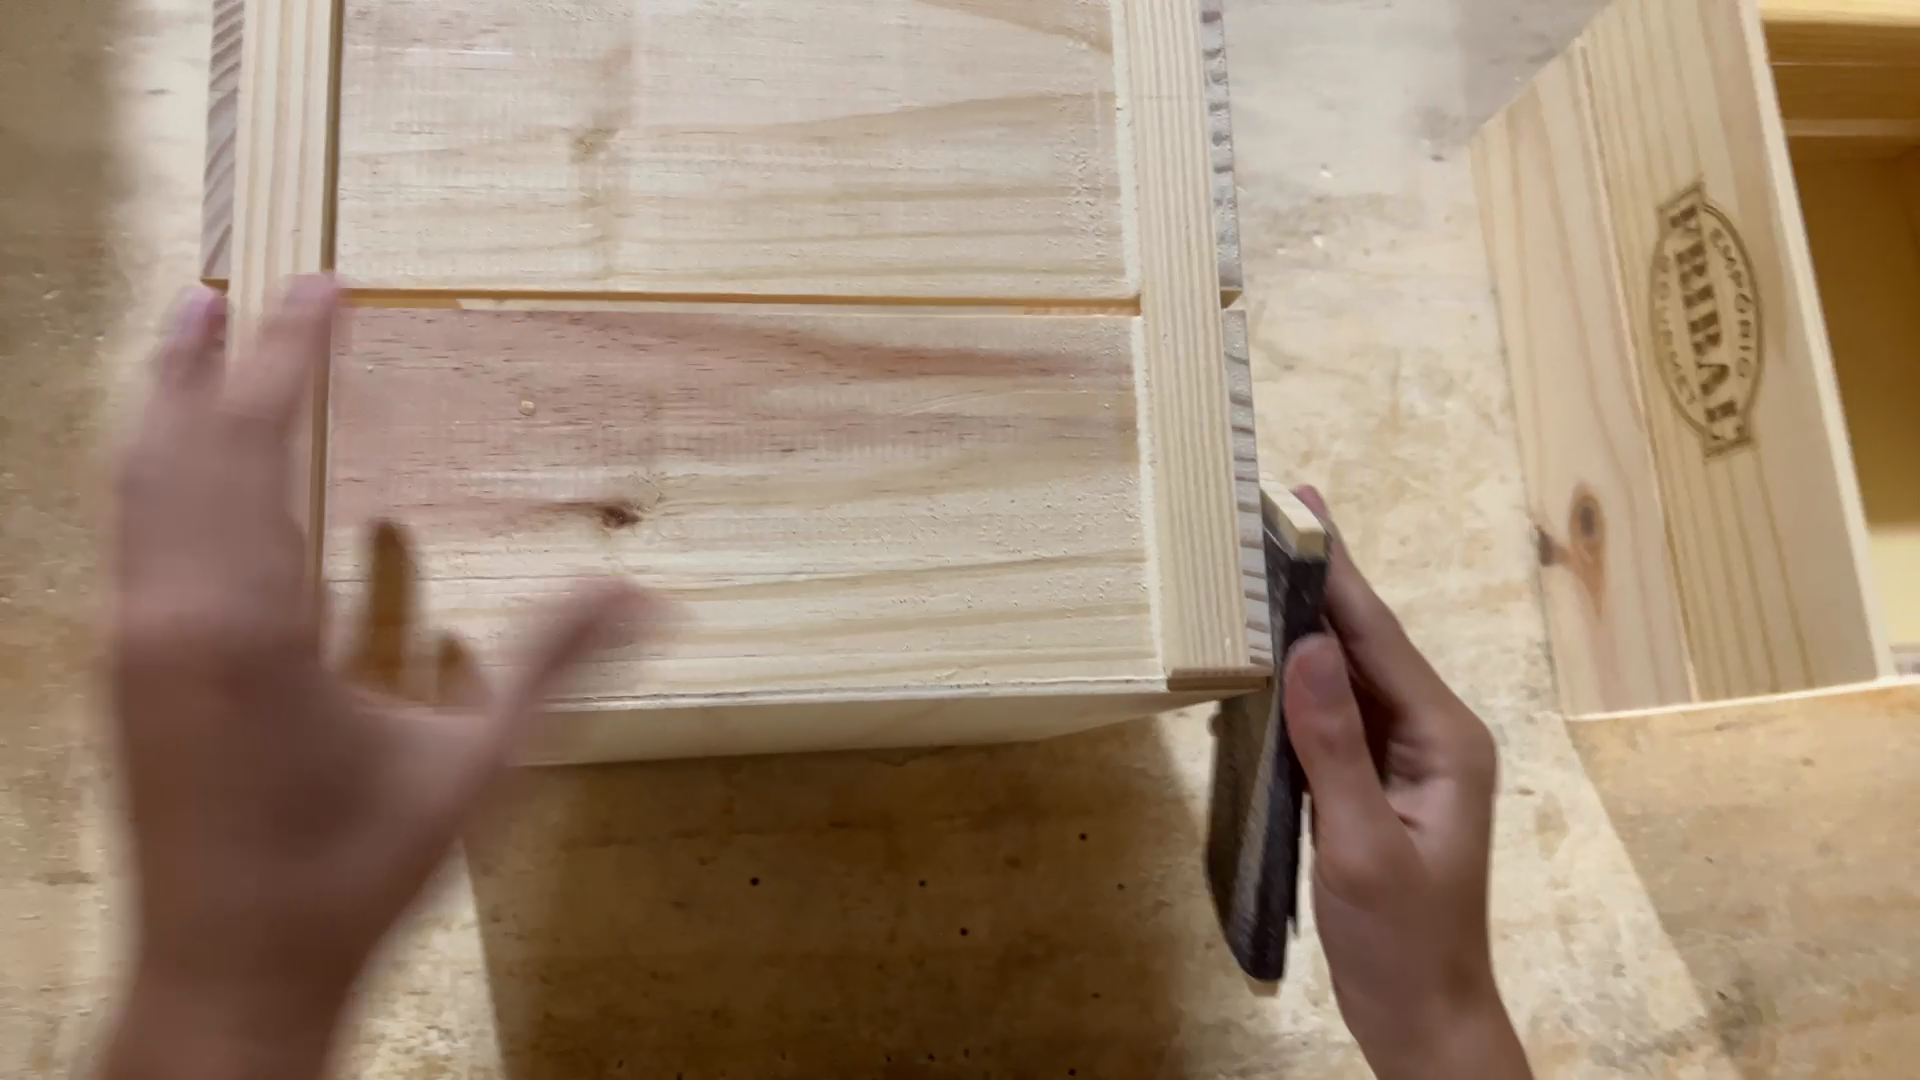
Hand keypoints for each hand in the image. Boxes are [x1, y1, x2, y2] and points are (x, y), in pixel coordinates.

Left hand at [103, 278, 653, 1078]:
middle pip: (170, 454)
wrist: (231, 976)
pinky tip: (190, 473)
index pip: (251, 450)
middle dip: (201, 360)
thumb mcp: (486, 760)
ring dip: (162, 410)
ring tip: (188, 341)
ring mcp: (132, 648)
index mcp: (242, 627)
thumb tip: (654, 593)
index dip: (284, 360)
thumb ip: (563, 659)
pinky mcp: (134, 675)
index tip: (315, 286)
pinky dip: (161, 478)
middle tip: (234, 285)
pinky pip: (138, 543)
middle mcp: (164, 619)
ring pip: (133, 495)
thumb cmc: (360, 869)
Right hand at [1286, 488, 1529, 1079]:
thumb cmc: (1400, 938)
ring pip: (1347, 670)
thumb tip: (1305, 646)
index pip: (1377, 637)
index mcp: (1441, 737)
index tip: (1305, 509)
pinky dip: (1297, 673)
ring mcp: (1400, 752)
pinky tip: (1268, 652)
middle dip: (1323, 578)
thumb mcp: (1362, 842)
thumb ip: (1334, 743)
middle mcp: (1426, 731)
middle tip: (1280, 519)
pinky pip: (1331, 707)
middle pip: (1366, 640)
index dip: (1338, 571)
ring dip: (1307, 619)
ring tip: (1265, 570)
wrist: (1421, 1014)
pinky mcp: (1372, 772)